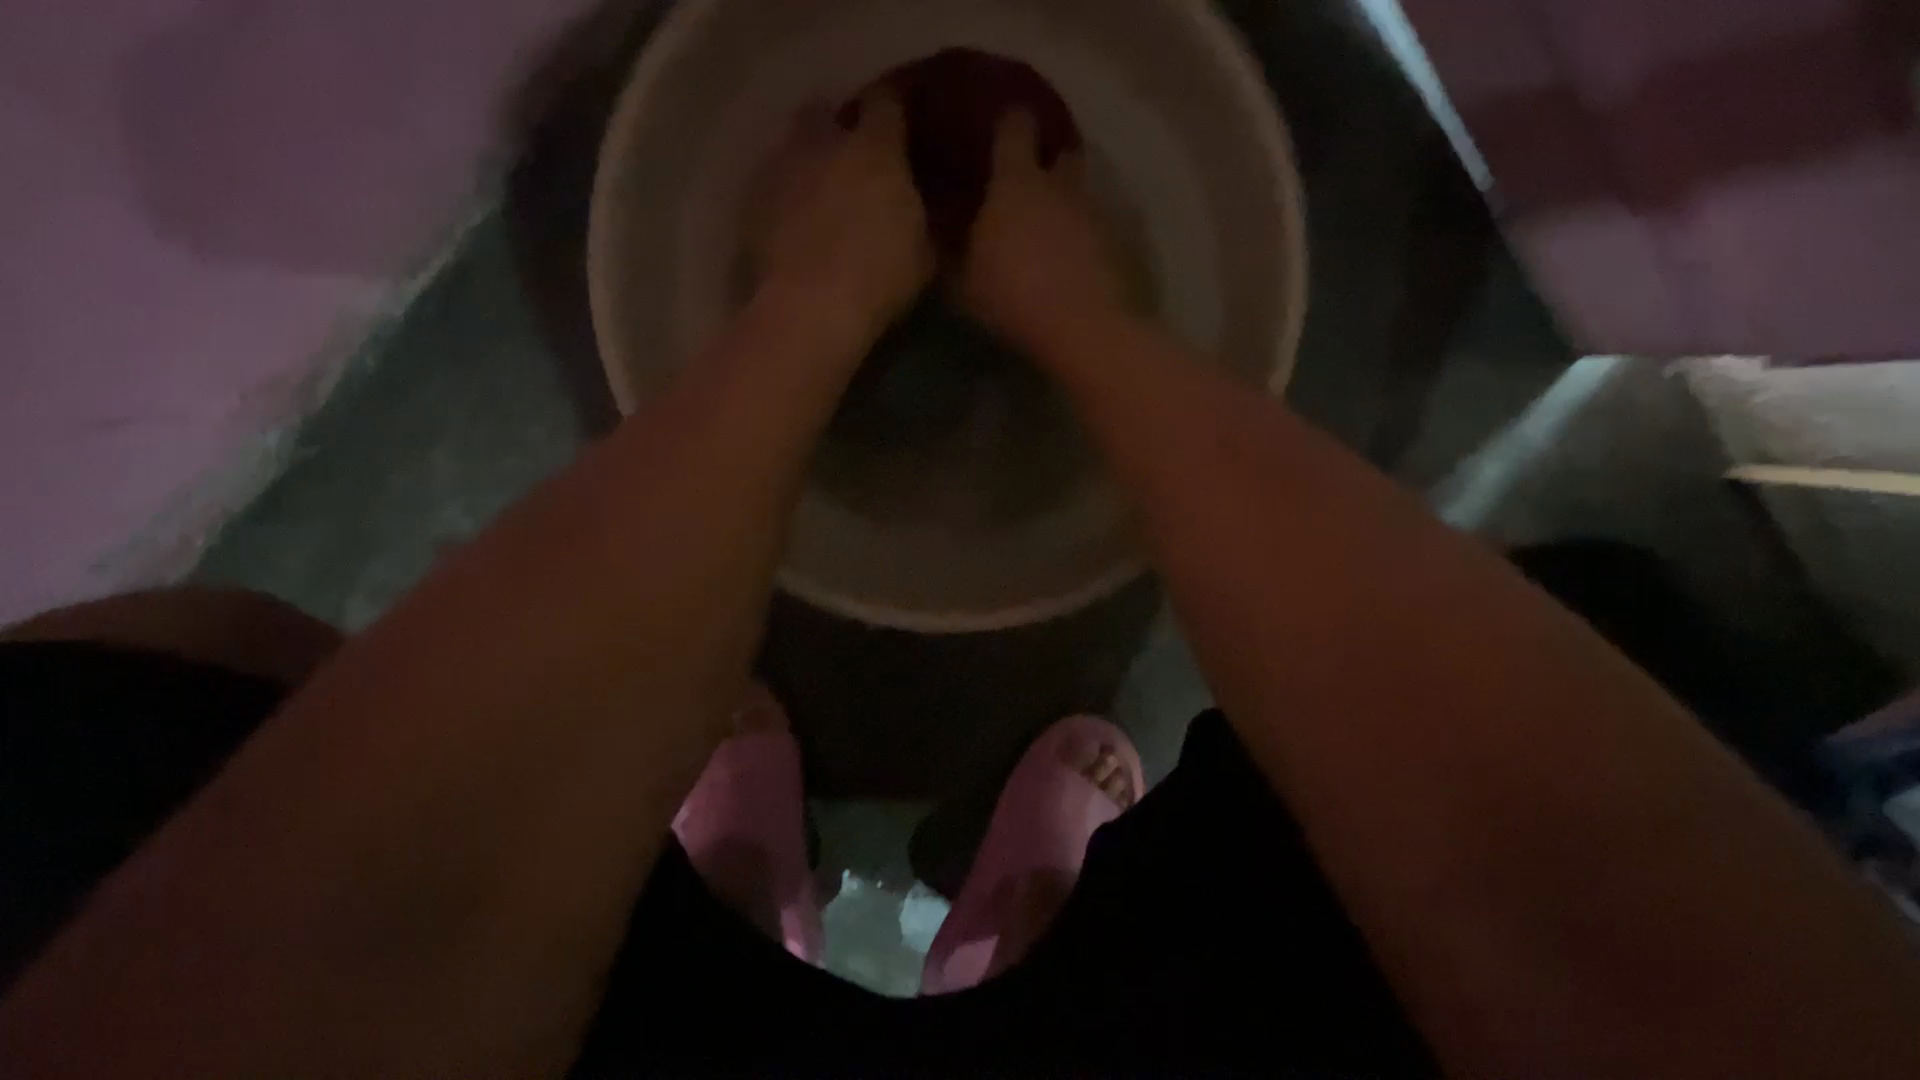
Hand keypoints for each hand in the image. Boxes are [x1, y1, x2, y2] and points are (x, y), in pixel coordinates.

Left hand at [752, 90, 933, 345]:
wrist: (809, 310)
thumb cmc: (881, 278)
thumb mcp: (927, 255)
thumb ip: (930, 220)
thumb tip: (938, 209)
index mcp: (875, 148)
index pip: (887, 101)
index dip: (895, 106)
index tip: (903, 121)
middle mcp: (823, 143)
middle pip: (826, 113)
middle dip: (837, 128)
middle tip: (853, 156)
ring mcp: (780, 169)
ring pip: (792, 147)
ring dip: (805, 162)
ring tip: (817, 192)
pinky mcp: (749, 203)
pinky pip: (768, 187)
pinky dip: (781, 198)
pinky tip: (791, 224)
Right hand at [958, 110, 1126, 353]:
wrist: (1081, 328)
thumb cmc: (1012, 294)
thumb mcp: (962, 281)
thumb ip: (950, 250)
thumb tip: (937, 231)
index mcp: (1015, 180)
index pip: (1014, 126)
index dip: (1006, 118)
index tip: (995, 119)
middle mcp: (1057, 185)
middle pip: (1058, 149)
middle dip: (1045, 151)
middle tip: (1025, 167)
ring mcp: (1089, 212)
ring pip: (1076, 188)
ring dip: (1062, 194)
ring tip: (1042, 214)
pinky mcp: (1109, 243)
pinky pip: (1088, 223)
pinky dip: (1075, 228)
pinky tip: (1062, 248)